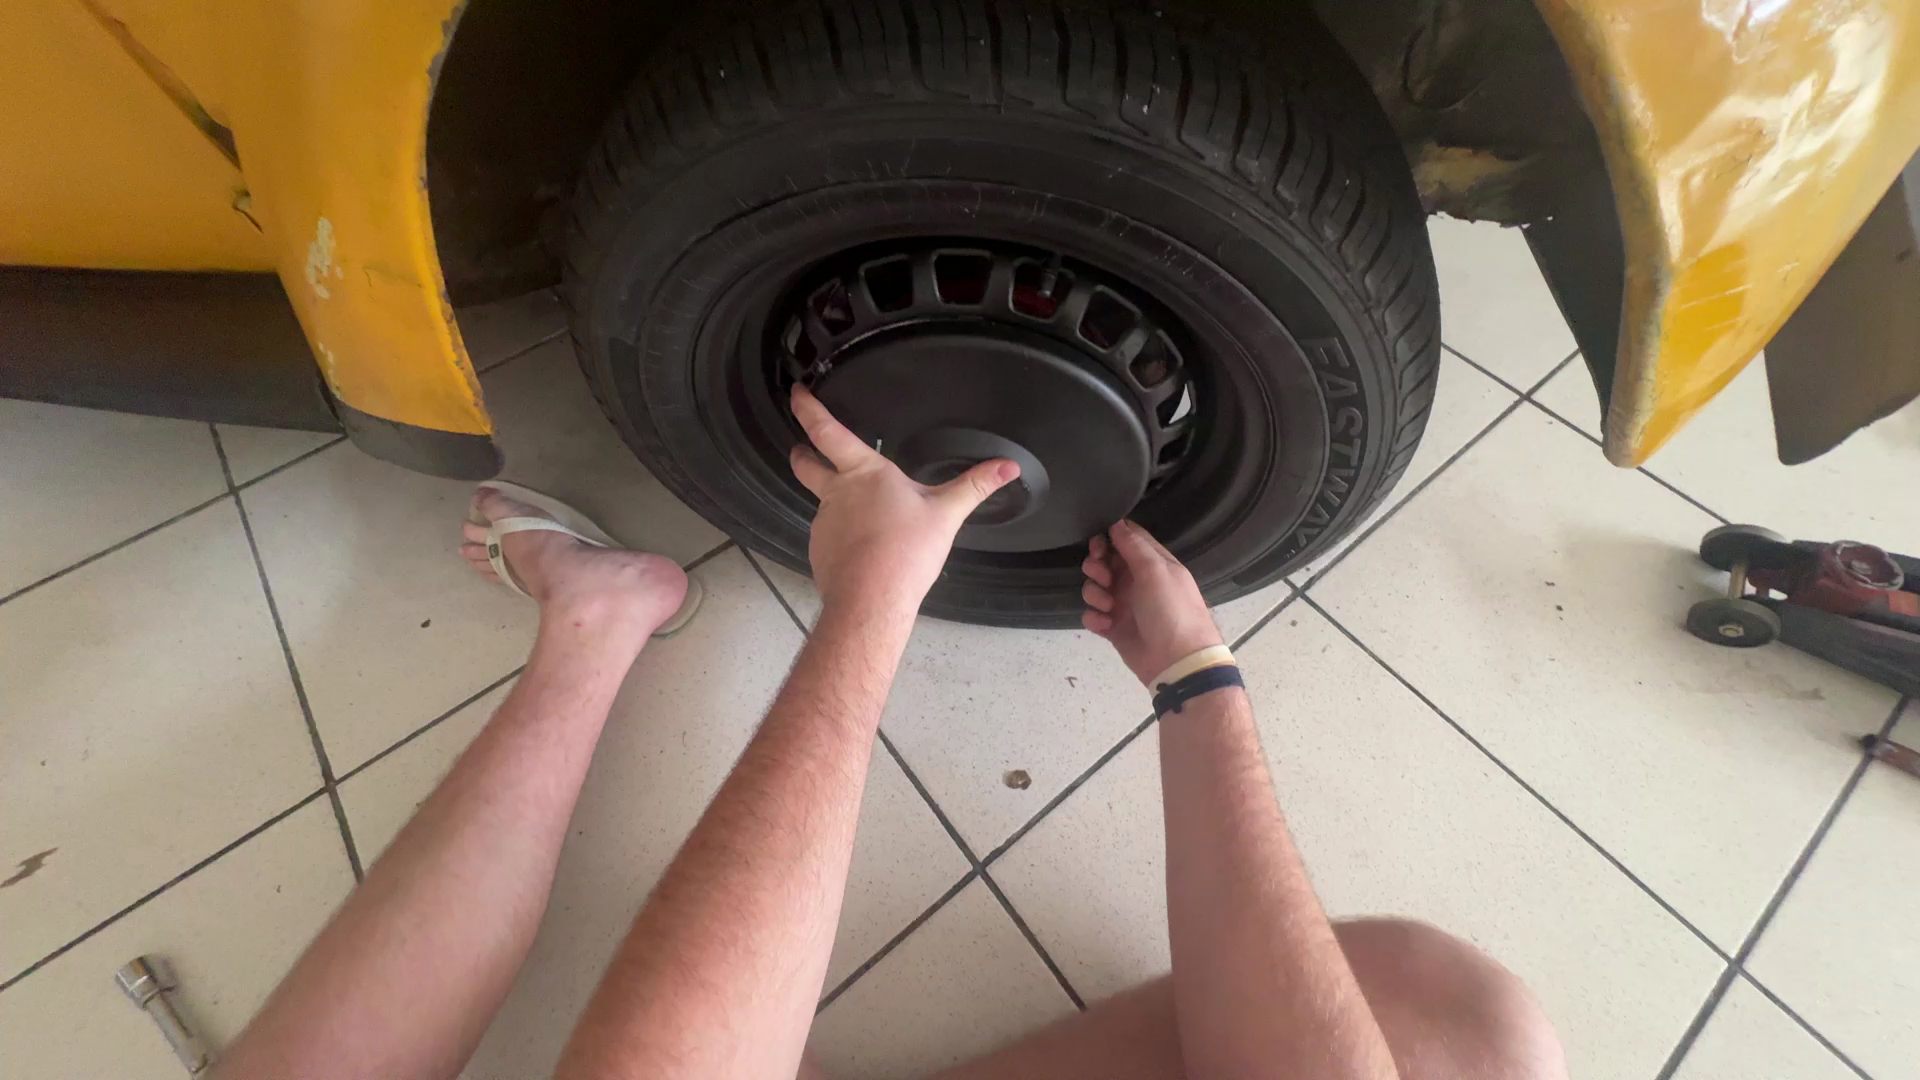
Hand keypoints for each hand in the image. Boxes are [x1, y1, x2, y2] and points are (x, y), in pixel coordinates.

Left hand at [789, 384, 1018, 614]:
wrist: (872, 601)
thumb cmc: (905, 552)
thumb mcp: (947, 514)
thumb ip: (976, 486)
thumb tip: (1009, 467)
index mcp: (864, 474)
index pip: (826, 431)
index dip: (808, 408)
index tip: (798, 393)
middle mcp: (837, 493)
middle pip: (805, 464)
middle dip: (802, 451)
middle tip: (802, 447)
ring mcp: (824, 522)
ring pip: (822, 503)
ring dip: (834, 502)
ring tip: (862, 518)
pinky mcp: (821, 551)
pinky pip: (829, 537)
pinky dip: (841, 537)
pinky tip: (862, 549)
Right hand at [1081, 520, 1223, 686]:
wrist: (1176, 661)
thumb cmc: (1172, 610)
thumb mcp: (1156, 570)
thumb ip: (1133, 544)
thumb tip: (1117, 522)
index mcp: (1151, 563)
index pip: (1126, 539)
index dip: (1109, 537)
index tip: (1099, 544)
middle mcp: (1136, 581)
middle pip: (1104, 562)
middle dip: (1096, 566)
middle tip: (1103, 577)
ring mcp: (1124, 605)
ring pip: (1094, 588)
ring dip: (1094, 593)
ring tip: (1108, 606)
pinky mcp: (1113, 627)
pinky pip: (1092, 615)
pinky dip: (1094, 617)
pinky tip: (1106, 624)